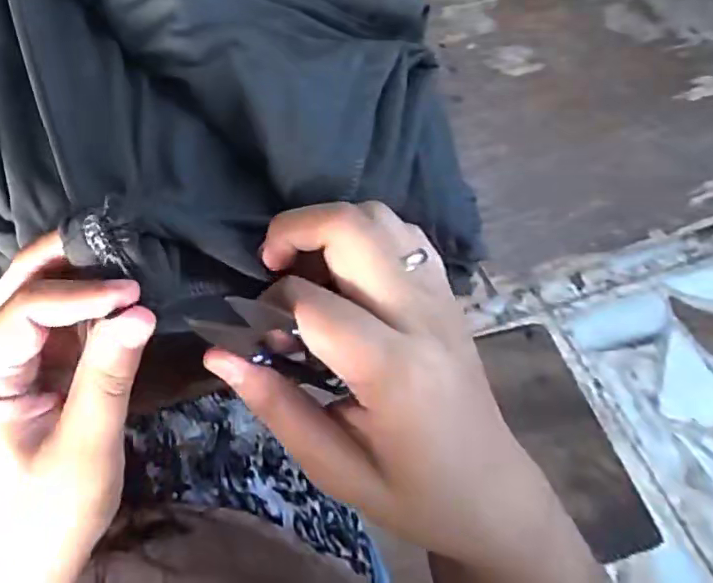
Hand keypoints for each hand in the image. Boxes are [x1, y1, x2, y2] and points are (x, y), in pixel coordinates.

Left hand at [0, 234, 154, 582]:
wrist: (41, 544)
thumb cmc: (54, 508)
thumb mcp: (85, 449)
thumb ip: (108, 377)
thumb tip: (141, 312)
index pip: (26, 309)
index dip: (77, 294)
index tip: (130, 293)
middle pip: (23, 280)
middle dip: (67, 256)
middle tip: (118, 242)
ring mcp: (19, 347)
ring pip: (43, 283)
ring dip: (83, 267)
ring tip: (127, 258)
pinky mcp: (46, 353)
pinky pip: (68, 308)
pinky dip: (96, 293)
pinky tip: (124, 288)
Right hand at [202, 203, 597, 582]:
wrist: (495, 497)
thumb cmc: (411, 492)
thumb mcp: (334, 467)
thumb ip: (274, 404)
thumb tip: (216, 352)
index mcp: (394, 371)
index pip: (314, 302)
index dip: (271, 303)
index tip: (263, 332)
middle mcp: (421, 318)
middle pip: (351, 228)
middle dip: (294, 229)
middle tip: (272, 263)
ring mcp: (440, 297)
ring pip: (377, 216)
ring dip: (327, 225)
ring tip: (307, 264)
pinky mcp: (446, 290)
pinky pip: (400, 230)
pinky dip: (361, 231)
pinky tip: (345, 268)